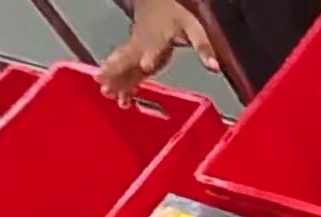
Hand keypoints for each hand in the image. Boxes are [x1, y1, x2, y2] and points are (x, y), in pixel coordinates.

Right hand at [99, 0, 217, 106]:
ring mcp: (137, 51)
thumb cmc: (175, 14)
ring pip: (122, 64)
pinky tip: (119, 98)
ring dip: (114, 79)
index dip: (150, 55)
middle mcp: (143, 45)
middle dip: (116, 70)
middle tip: (105, 83)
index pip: (153, 48)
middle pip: (128, 57)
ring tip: (106, 94)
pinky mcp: (137, 57)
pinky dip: (121, 83)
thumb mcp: (193, 27)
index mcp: (158, 38)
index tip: (145, 65)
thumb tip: (215, 67)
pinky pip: (127, 70)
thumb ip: (203, 47)